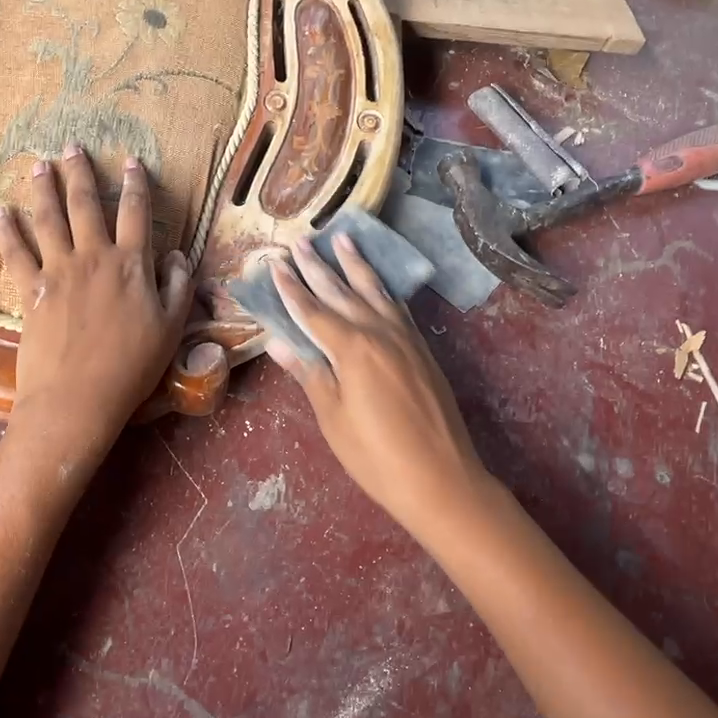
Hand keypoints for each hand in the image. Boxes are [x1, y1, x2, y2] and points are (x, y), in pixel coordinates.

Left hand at [0, 144, 194, 455]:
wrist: (78, 400)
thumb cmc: (132, 368)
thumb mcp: (171, 328)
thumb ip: (178, 286)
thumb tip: (176, 254)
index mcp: (132, 264)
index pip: (135, 212)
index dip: (135, 184)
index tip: (132, 162)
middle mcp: (94, 257)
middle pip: (86, 204)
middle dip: (80, 172)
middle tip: (72, 147)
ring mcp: (59, 271)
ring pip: (49, 219)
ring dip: (43, 189)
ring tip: (38, 166)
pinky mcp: (30, 291)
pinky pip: (16, 252)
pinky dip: (7, 230)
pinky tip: (0, 212)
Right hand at [267, 234, 493, 532]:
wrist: (441, 478)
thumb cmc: (376, 455)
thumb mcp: (333, 418)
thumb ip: (309, 374)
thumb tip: (279, 342)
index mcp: (351, 348)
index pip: (312, 310)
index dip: (291, 287)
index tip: (276, 263)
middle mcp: (378, 332)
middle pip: (341, 291)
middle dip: (318, 266)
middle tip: (301, 240)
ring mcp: (404, 338)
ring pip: (374, 290)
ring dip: (355, 264)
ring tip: (343, 239)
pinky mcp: (421, 349)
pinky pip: (397, 306)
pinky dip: (382, 289)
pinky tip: (377, 282)